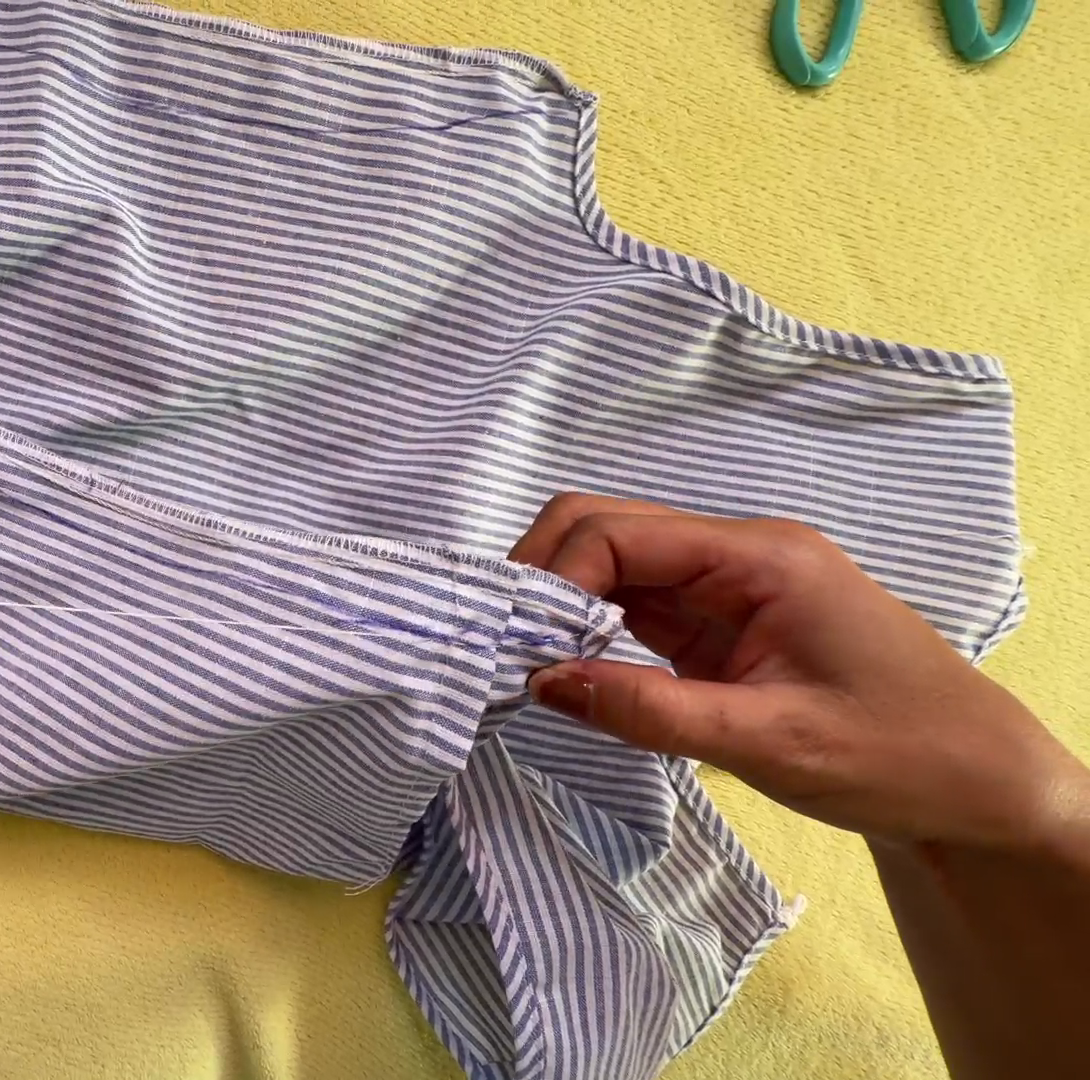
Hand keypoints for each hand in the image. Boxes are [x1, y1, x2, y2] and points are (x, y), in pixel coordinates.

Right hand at [512, 493, 1089, 855]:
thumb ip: (647, 710)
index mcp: (758, 556)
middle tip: (509, 637)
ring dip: (554, 597)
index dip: (556, 579)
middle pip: (598, 524)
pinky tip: (564, 658)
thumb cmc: (902, 757)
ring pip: (601, 557)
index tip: (526, 645)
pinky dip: (578, 622)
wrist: (984, 791)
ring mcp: (714, 581)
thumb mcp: (773, 742)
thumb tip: (539, 682)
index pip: (617, 533)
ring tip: (527, 651)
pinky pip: (619, 597)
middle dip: (540, 573)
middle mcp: (729, 551)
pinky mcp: (703, 615)